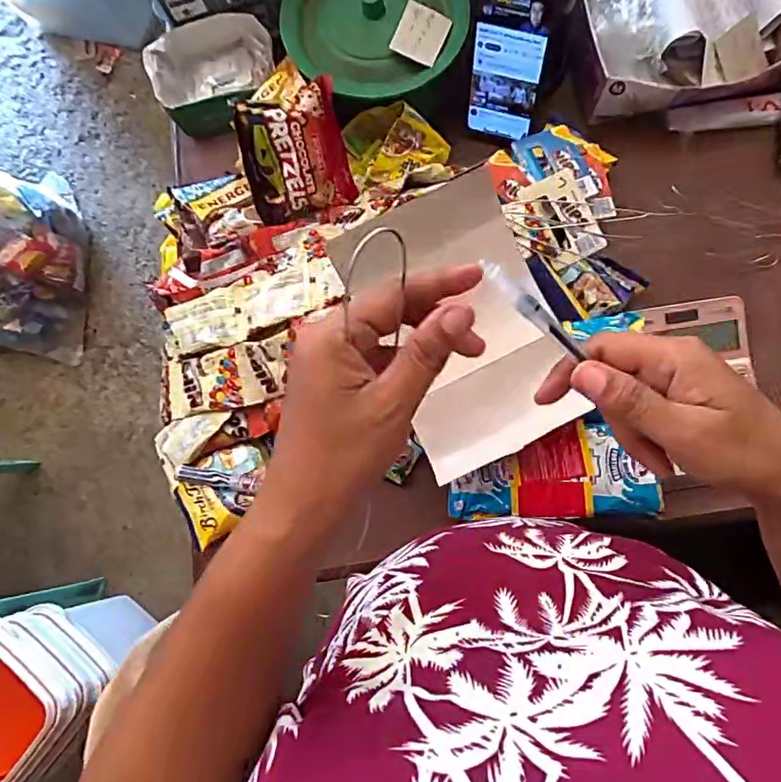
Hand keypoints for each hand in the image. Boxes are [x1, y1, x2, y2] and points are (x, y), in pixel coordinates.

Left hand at [258, 264, 485, 520]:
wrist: (303, 505)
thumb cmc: (346, 456)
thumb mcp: (394, 401)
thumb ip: (427, 352)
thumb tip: (460, 309)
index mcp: (332, 334)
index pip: (391, 293)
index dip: (436, 283)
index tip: (476, 276)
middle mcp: (323, 337)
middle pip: (385, 310)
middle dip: (432, 316)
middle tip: (477, 338)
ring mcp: (323, 359)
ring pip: (381, 334)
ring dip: (421, 340)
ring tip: (464, 355)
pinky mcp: (329, 380)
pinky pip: (371, 356)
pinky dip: (401, 360)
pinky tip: (427, 373)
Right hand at [534, 331, 780, 498]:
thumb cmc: (742, 454)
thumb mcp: (680, 431)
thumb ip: (628, 400)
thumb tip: (581, 371)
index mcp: (673, 356)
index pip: (602, 348)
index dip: (570, 369)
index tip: (546, 401)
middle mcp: (672, 358)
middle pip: (611, 377)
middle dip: (617, 418)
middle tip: (645, 451)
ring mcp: (677, 377)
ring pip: (623, 398)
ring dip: (632, 433)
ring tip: (662, 460)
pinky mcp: (680, 395)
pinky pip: (642, 409)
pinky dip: (645, 435)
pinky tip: (667, 456)